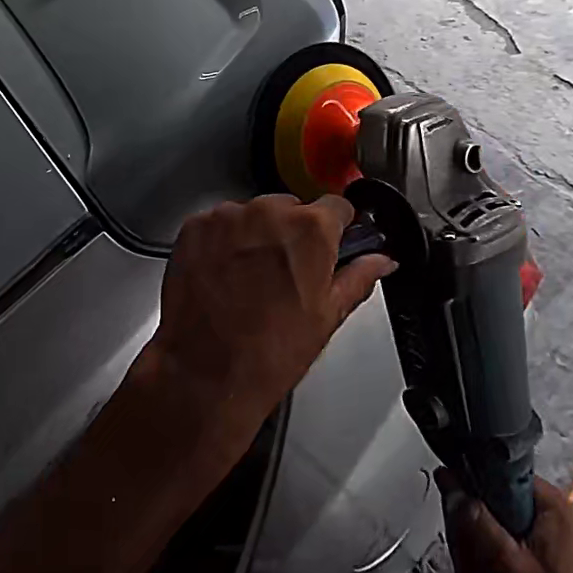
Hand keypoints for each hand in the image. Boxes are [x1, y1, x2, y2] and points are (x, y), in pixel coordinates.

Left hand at [145, 194, 395, 430]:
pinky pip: (217, 223)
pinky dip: (222, 241)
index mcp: (308, 229)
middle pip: (289, 208)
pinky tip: (225, 273)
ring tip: (252, 278)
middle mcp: (265, 213)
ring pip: (250, 215)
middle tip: (288, 271)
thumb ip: (357, 276)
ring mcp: (224, 217)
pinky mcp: (193, 226)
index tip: (335, 239)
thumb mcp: (328, 315)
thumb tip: (379, 261)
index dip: (338, 225)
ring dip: (254, 235)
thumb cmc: (268, 349)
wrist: (208, 366)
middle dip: (291, 233)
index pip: (336, 205)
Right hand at [440, 471, 572, 572]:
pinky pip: (497, 540)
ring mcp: (542, 532)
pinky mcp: (536, 551)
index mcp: (549, 503)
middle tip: (470, 554)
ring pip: (486, 521)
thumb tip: (449, 480)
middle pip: (485, 497)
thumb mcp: (505, 562)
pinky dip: (486, 560)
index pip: (491, 469)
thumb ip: (474, 518)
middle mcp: (547, 512)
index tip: (458, 512)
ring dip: (474, 549)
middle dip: (470, 529)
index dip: (467, 489)